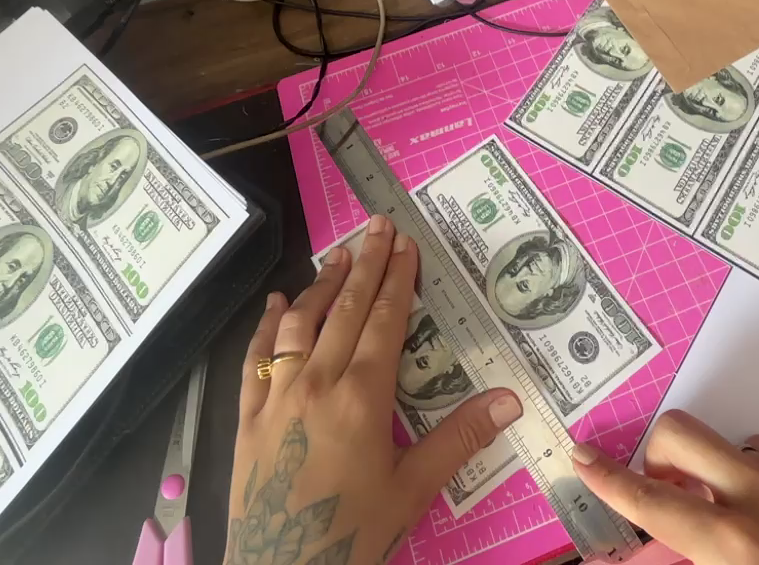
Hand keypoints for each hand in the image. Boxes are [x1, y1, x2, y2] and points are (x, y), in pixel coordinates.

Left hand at [227, 214, 522, 564]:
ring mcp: (277, 396)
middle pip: (346, 309)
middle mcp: (317, 382)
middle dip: (366, 264)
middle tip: (378, 225)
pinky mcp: (247, 416)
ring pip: (300, 323)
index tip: (406, 243)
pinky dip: (266, 325)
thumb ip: (460, 438)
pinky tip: (276, 302)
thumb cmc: (354, 533)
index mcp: (362, 395)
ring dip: (322, 284)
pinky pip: (255, 359)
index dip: (398, 278)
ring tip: (338, 253)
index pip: (386, 320)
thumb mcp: (414, 489)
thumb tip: (511, 399)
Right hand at [572, 410, 758, 564]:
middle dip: (662, 454)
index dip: (608, 477)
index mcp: (731, 542)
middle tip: (671, 489)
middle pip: (679, 432)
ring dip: (718, 473)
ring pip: (727, 443)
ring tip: (743, 516)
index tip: (581, 455)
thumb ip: (687, 557)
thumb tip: (647, 542)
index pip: (650, 500)